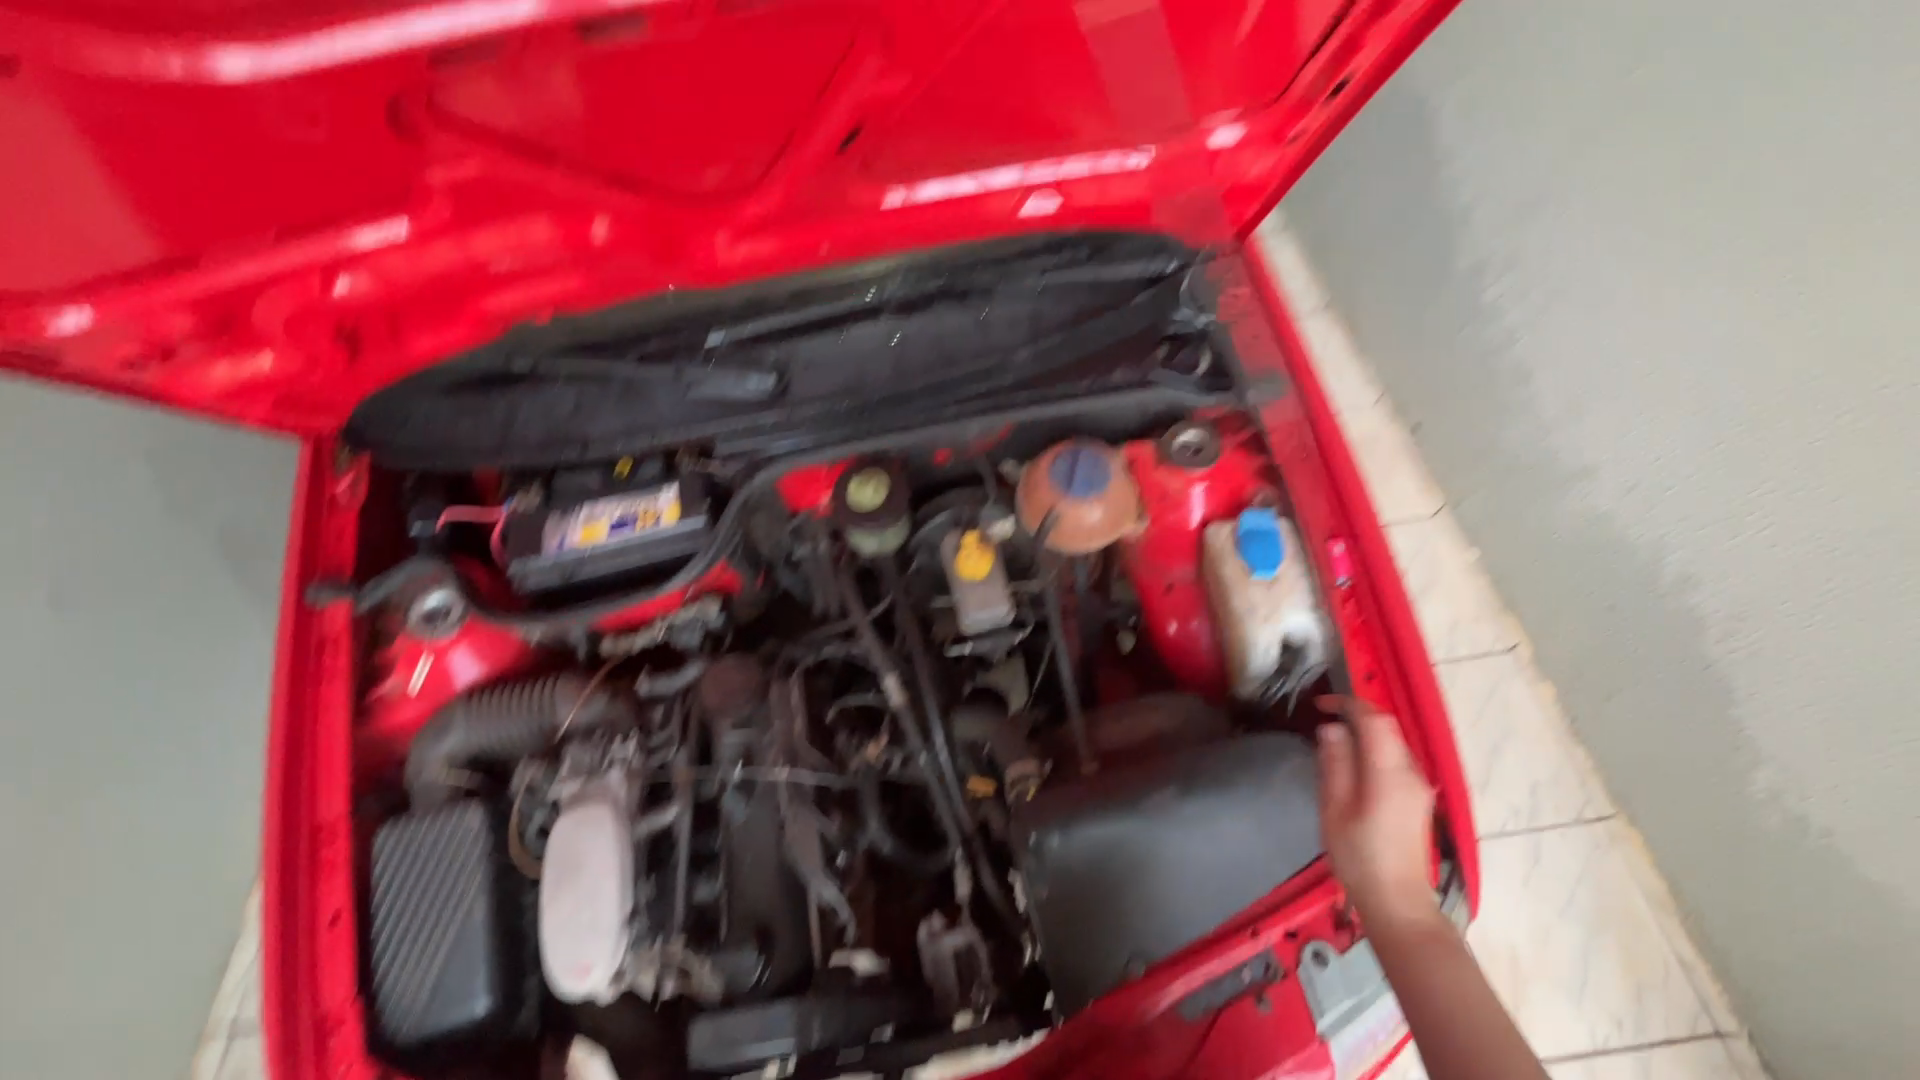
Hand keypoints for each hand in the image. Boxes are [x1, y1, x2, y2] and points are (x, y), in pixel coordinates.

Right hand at [1315, 695, 1439, 931]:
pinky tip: (1354, 765)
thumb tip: (1332, 729)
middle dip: (1357, 715)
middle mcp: (1412, 774)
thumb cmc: (1359, 857)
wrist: (1398, 903)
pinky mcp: (1418, 800)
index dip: (1349, 703)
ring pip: (1394, 743)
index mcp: (1390, 773)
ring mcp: (1420, 787)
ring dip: (1366, 733)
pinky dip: (1375, 750)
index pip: (1376, 720)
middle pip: (1388, 728)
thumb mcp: (1335, 808)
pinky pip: (1397, 760)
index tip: (1320, 704)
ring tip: (1334, 740)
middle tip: (1324, 718)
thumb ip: (1335, 764)